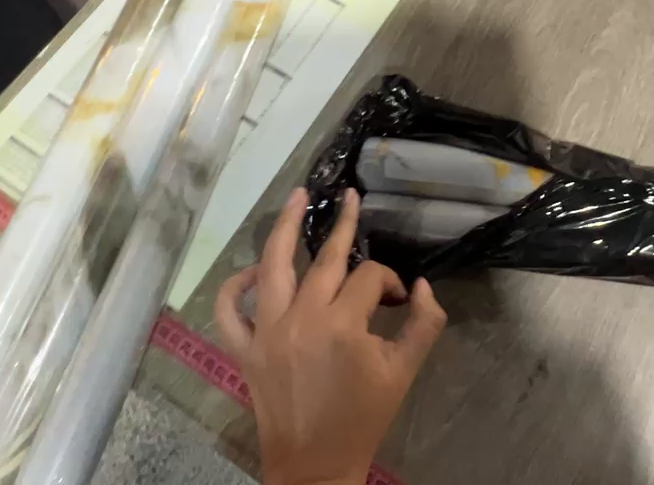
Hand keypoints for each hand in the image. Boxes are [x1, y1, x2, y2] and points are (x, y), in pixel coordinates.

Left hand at [215, 187, 446, 484]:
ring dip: (284, 227)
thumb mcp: (405, 371)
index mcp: (342, 325)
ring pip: (272, 267)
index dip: (389, 281)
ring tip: (296, 196)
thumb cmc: (363, 417)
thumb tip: (420, 284)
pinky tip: (250, 269)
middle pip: (325, 258)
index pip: (371, 278)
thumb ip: (424, 322)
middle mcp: (301, 319)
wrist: (314, 468)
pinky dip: (234, 287)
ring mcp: (267, 333)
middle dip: (344, 224)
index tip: (397, 300)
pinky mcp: (243, 352)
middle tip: (351, 196)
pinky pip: (228, 312)